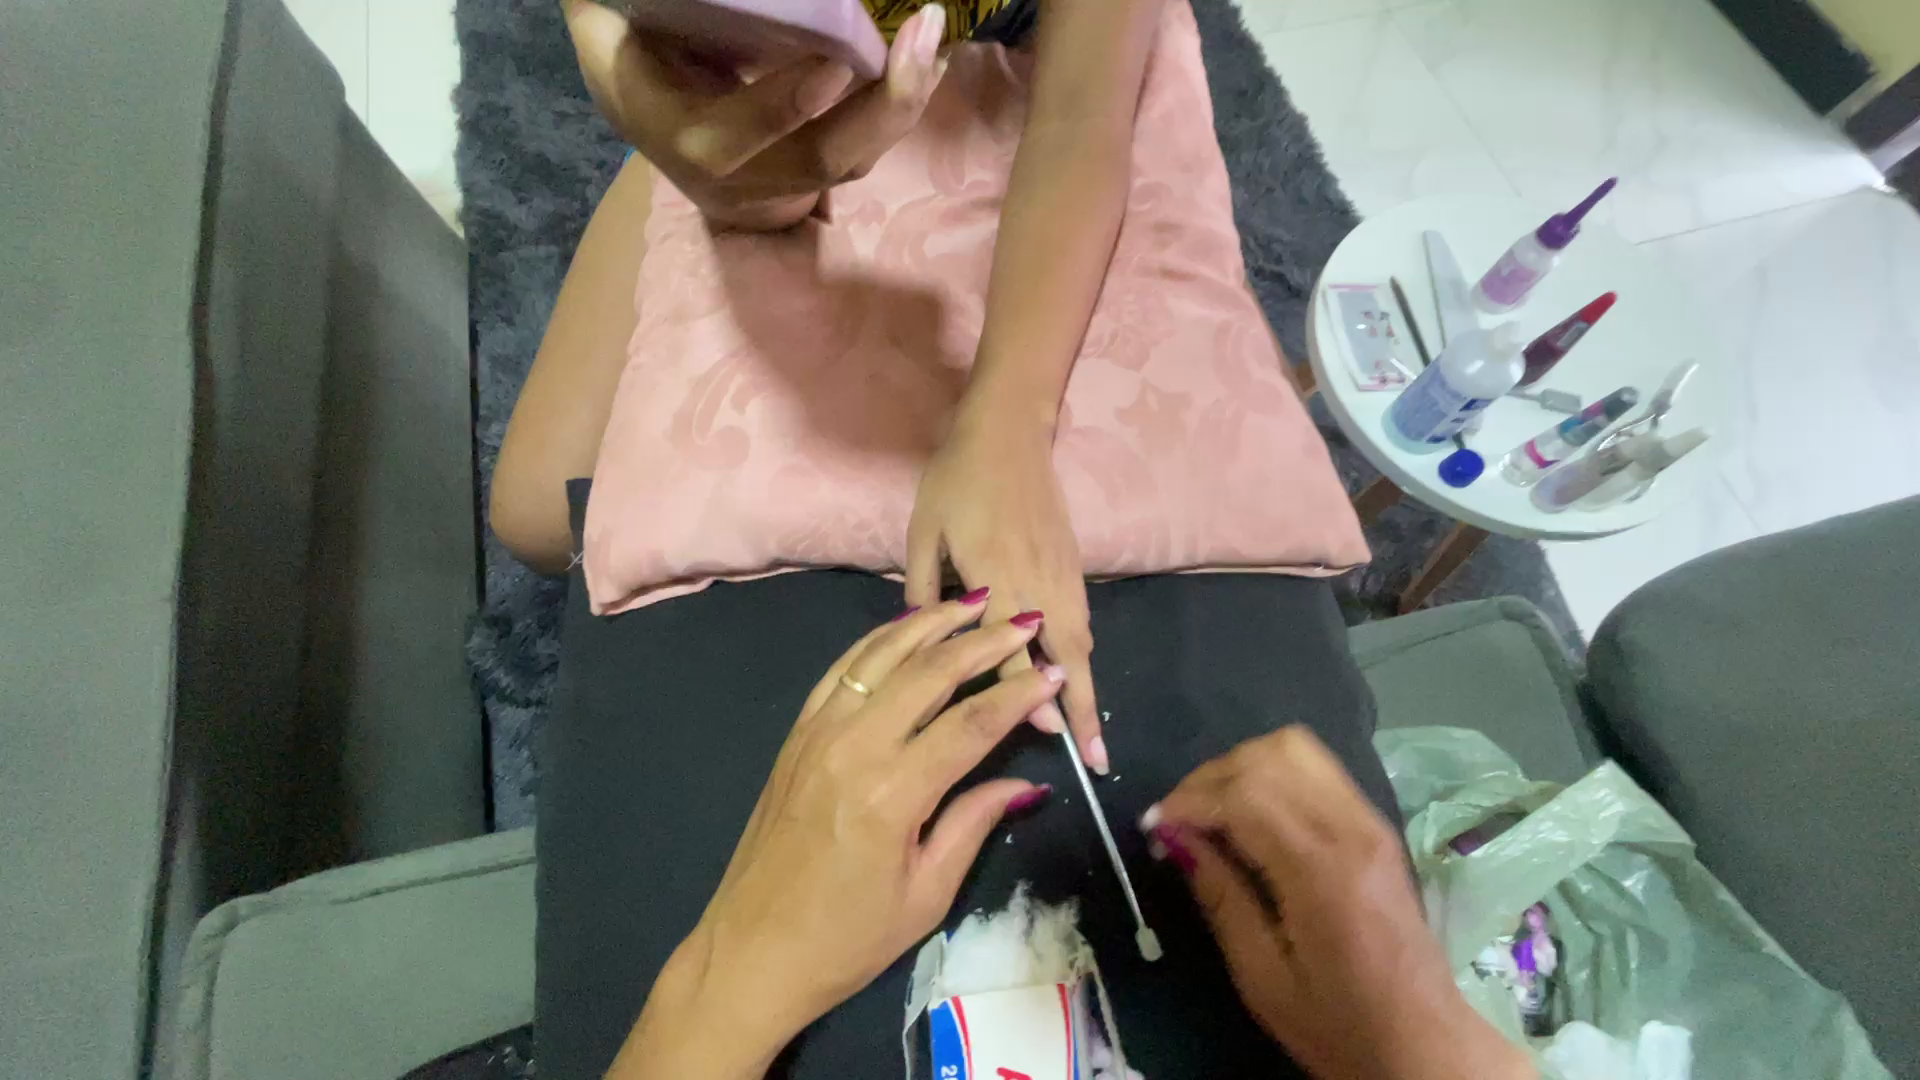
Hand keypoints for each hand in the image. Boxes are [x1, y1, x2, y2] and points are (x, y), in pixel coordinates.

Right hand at [561, 0, 947, 230]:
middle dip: (881, 105)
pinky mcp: (815, 181)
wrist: (662, 136)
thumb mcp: (607, 35)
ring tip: (936, 40)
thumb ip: (611, 6)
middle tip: (925, 32)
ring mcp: (784, 187)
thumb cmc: (635, 70)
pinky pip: (866, 152)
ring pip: (855, 161)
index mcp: (684, 140)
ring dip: (903, 105)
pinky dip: (899, 108)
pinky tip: (926, 61)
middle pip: (823, 160)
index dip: (781, 109)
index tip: (833, 63)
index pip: (732, 141)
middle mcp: (743, 179)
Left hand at [609, 597, 1062, 1078]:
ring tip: (973, 601)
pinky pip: (845, 667)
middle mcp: (855, 744)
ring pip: (884, 653)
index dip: (1020, 694)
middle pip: (931, 671)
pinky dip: (882, 638)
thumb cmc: (846, 938)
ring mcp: (821, 729)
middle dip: (984, 641)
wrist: (751, 950)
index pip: (972, 723)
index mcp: (893, 792)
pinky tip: (909, 625)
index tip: (1055, 673)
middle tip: (1024, 620)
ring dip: (932, 621)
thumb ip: (974, 823)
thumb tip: (1027, 782)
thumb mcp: (925, 895)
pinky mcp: (800, 730)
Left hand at [906, 415, 1104, 770]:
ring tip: (1094, 729)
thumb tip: (923, 635)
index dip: (1032, 696)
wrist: (1006, 433)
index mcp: (996, 579)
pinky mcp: (1072, 560)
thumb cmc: (955, 481)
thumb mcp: (923, 532)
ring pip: (1081, 638)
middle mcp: (1037, 584)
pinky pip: (1081, 616)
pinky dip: (1083, 650)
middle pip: (1068, 655)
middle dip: (1083, 707)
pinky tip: (1077, 670)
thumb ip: (924, 588)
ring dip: (1089, 684)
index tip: (1052, 740)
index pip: (1015, 651)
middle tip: (1096, 758)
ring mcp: (1061, 572)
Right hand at [1143, 729, 1534, 1079]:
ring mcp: (1368, 819)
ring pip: (1290, 747)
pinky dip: (1268, 769)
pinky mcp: (1373, 821)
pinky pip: (1312, 764)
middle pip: (1265, 758)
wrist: (1429, 1049)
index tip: (1154, 825)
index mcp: (1323, 873)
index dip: (1189, 801)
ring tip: (1212, 807)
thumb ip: (1219, 895)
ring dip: (1239, 766)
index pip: (1244, 797)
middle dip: (1208, 778)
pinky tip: (1249, 808)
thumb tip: (1173, 836)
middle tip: (1179, 819)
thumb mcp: (1262, 977)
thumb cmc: (1341, 1027)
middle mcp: (1351, 830)